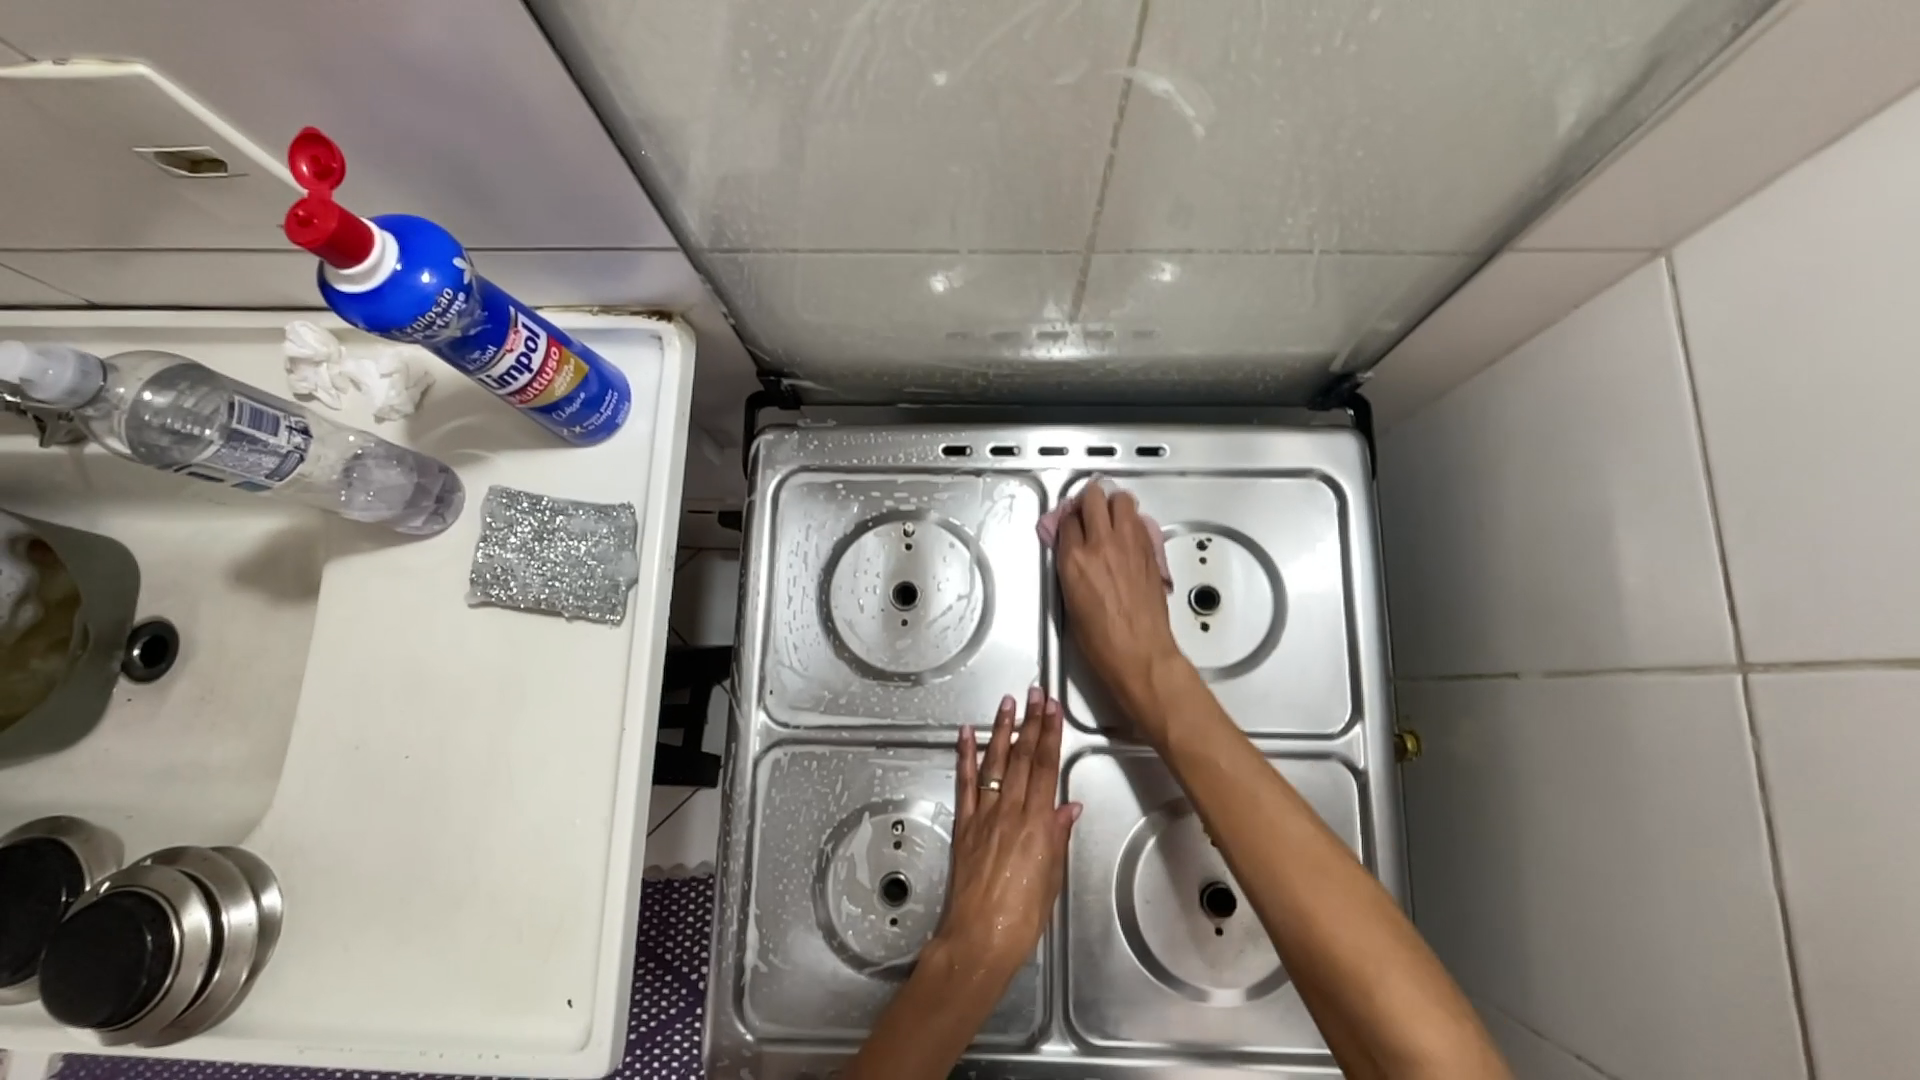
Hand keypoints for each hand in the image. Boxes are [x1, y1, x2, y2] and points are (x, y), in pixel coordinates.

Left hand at [934, 688, 1079, 981]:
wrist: (979, 938)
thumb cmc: (1023, 917)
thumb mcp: (1052, 878)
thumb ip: (1057, 837)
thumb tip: (1068, 807)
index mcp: (1037, 825)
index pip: (1046, 769)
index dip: (1050, 735)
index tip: (1052, 710)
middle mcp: (1011, 812)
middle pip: (1023, 758)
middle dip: (1030, 723)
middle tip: (1034, 694)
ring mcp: (984, 816)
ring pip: (995, 763)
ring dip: (1001, 731)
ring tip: (1007, 703)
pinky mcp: (964, 825)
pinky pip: (965, 784)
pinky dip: (965, 756)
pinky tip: (965, 734)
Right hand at [1056, 483, 1183, 730]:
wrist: (1140, 653)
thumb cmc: (1103, 641)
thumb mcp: (1069, 602)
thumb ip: (1069, 569)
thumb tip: (1072, 554)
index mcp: (1074, 559)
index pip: (1066, 519)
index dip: (1067, 520)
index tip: (1069, 523)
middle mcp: (1102, 544)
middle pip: (1093, 497)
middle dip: (1088, 500)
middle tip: (1088, 509)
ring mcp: (1129, 544)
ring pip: (1121, 500)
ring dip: (1113, 503)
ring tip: (1111, 515)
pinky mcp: (1150, 551)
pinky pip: (1139, 520)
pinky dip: (1131, 520)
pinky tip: (1128, 533)